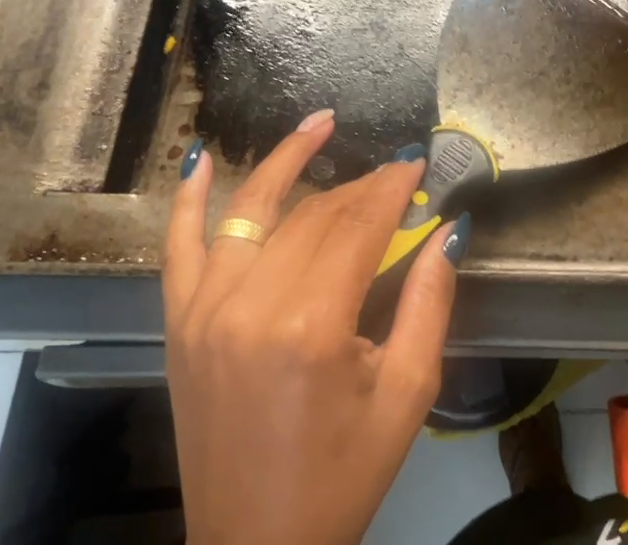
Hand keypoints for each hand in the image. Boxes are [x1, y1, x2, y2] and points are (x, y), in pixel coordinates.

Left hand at [163, 113, 468, 544]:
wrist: (257, 543)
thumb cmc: (344, 474)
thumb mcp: (407, 394)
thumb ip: (429, 303)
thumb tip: (449, 231)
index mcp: (311, 327)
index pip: (357, 227)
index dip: (392, 189)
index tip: (418, 163)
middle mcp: (249, 306)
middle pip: (311, 216)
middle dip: (359, 186)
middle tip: (394, 172)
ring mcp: (204, 313)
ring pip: (251, 214)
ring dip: (285, 163)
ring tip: (319, 124)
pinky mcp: (178, 327)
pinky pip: (178, 249)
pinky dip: (187, 201)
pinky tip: (201, 159)